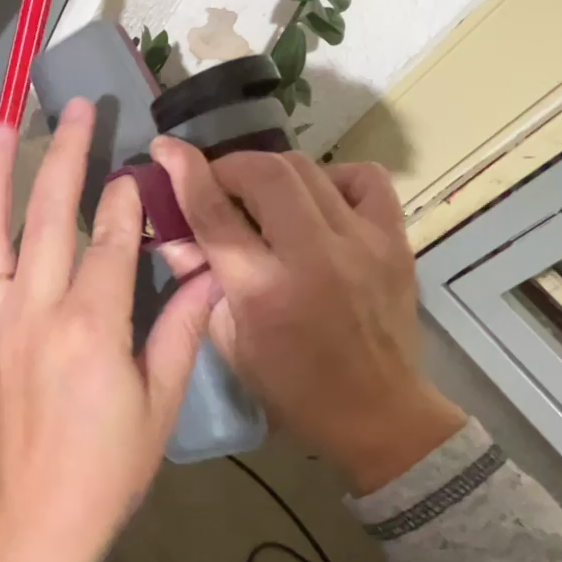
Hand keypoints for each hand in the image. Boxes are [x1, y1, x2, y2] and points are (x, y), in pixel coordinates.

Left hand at [0, 100, 217, 561]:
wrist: (36, 518)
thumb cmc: (109, 467)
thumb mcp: (160, 403)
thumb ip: (181, 329)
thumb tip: (209, 272)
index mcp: (92, 324)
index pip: (108, 237)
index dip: (124, 198)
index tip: (134, 167)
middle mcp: (36, 309)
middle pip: (49, 212)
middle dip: (66, 153)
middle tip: (78, 107)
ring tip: (4, 126)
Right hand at [150, 139, 467, 494]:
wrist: (377, 411)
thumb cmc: (290, 385)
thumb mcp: (228, 340)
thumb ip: (198, 280)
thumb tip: (173, 233)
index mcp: (263, 290)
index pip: (214, 212)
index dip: (184, 172)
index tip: (165, 149)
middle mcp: (313, 257)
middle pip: (264, 173)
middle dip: (229, 164)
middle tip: (215, 179)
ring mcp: (361, 243)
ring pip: (308, 168)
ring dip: (271, 170)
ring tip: (260, 192)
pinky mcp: (395, 240)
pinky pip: (365, 177)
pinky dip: (332, 175)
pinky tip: (317, 198)